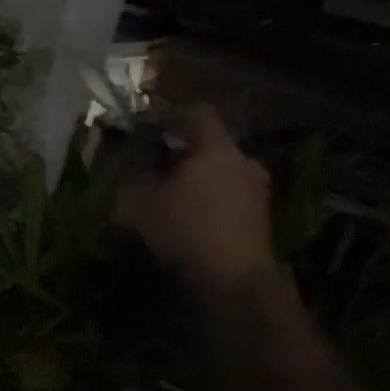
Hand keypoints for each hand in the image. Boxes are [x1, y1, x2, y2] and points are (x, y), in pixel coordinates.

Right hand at [115, 103, 276, 292]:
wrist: (234, 278)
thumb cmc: (185, 228)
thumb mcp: (140, 199)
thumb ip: (132, 172)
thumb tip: (131, 160)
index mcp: (217, 150)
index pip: (195, 113)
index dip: (166, 112)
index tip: (141, 119)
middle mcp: (243, 161)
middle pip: (205, 143)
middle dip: (174, 150)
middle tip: (146, 162)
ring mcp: (256, 188)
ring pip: (215, 168)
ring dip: (189, 174)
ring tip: (161, 191)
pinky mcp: (258, 213)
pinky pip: (224, 190)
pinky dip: (202, 193)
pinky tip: (182, 212)